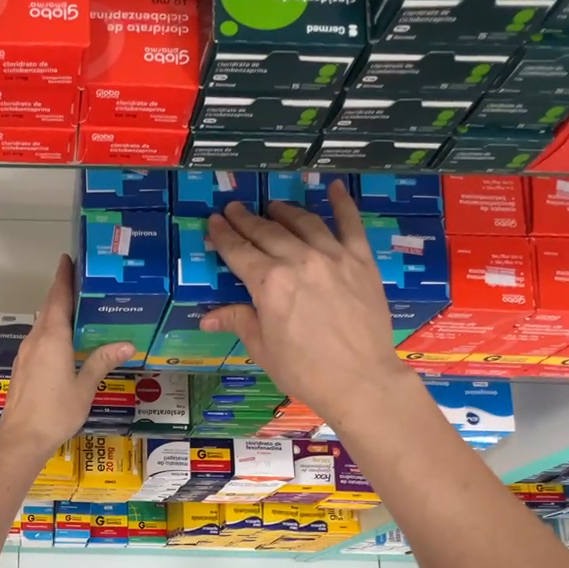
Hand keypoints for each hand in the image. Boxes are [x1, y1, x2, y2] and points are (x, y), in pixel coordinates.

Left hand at [0, 254, 133, 459]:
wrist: (22, 439)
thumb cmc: (56, 413)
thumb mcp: (85, 387)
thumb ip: (102, 362)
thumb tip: (127, 344)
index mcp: (52, 338)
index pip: (58, 298)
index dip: (64, 277)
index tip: (68, 259)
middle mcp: (35, 341)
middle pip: (48, 309)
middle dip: (61, 293)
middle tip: (81, 281)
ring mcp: (25, 355)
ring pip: (41, 326)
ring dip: (56, 314)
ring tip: (77, 310)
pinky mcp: (22, 369)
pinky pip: (38, 342)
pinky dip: (50, 333)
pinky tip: (63, 342)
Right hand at [204, 185, 413, 427]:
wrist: (359, 379)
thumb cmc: (304, 370)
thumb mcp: (263, 349)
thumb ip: (239, 322)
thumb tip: (208, 317)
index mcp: (269, 284)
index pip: (239, 252)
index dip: (224, 235)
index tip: (214, 222)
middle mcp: (298, 261)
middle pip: (267, 232)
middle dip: (247, 219)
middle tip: (234, 208)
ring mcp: (332, 256)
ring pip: (303, 222)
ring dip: (284, 211)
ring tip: (273, 206)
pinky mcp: (361, 260)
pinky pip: (350, 223)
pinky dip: (341, 203)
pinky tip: (334, 188)